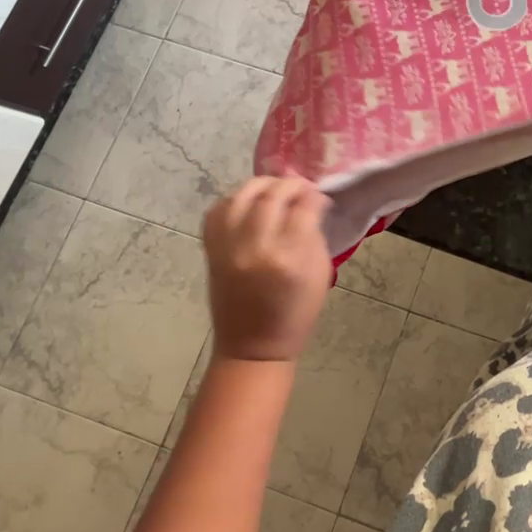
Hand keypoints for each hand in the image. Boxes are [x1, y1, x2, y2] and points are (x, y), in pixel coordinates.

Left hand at [202, 177, 332, 362]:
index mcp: (289, 258)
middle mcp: (255, 248)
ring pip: (241, 197)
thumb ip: (314, 233)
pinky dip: (233, 199)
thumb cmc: (296, 313)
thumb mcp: (319, 273)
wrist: (252, 347)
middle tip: (301, 187)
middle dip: (291, 184)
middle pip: (272, 196)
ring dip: (261, 185)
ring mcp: (228, 249)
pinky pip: (216, 212)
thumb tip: (311, 203)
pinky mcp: (211, 252)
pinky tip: (248, 201)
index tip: (319, 195)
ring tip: (274, 188)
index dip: (313, 194)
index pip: (303, 207)